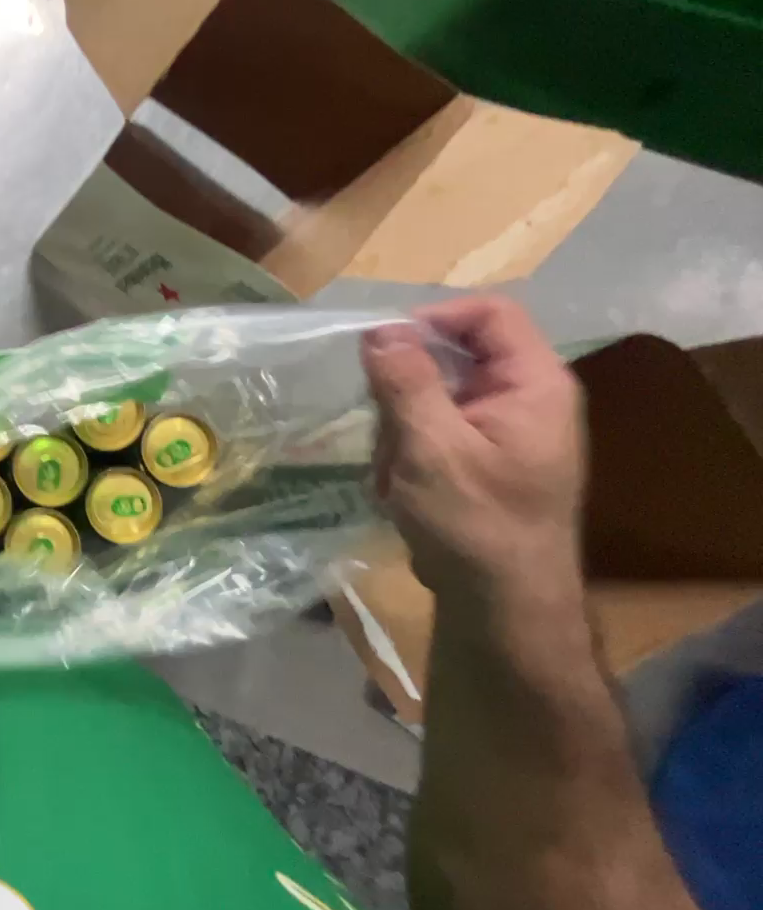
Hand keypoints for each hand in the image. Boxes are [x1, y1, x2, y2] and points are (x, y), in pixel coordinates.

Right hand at [362, 296, 584, 596]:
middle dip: (403, 388)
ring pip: (430, 395)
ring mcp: (500, 428)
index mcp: (532, 384)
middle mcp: (523, 397)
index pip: (489, 314)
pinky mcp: (477, 455)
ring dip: (398, 428)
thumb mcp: (430, 446)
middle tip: (384, 426)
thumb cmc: (473, 518)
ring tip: (394, 471)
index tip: (377, 344)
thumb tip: (379, 329)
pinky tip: (398, 484)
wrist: (499, 595)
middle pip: (452, 354)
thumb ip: (406, 382)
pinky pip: (428, 428)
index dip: (432, 316)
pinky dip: (403, 450)